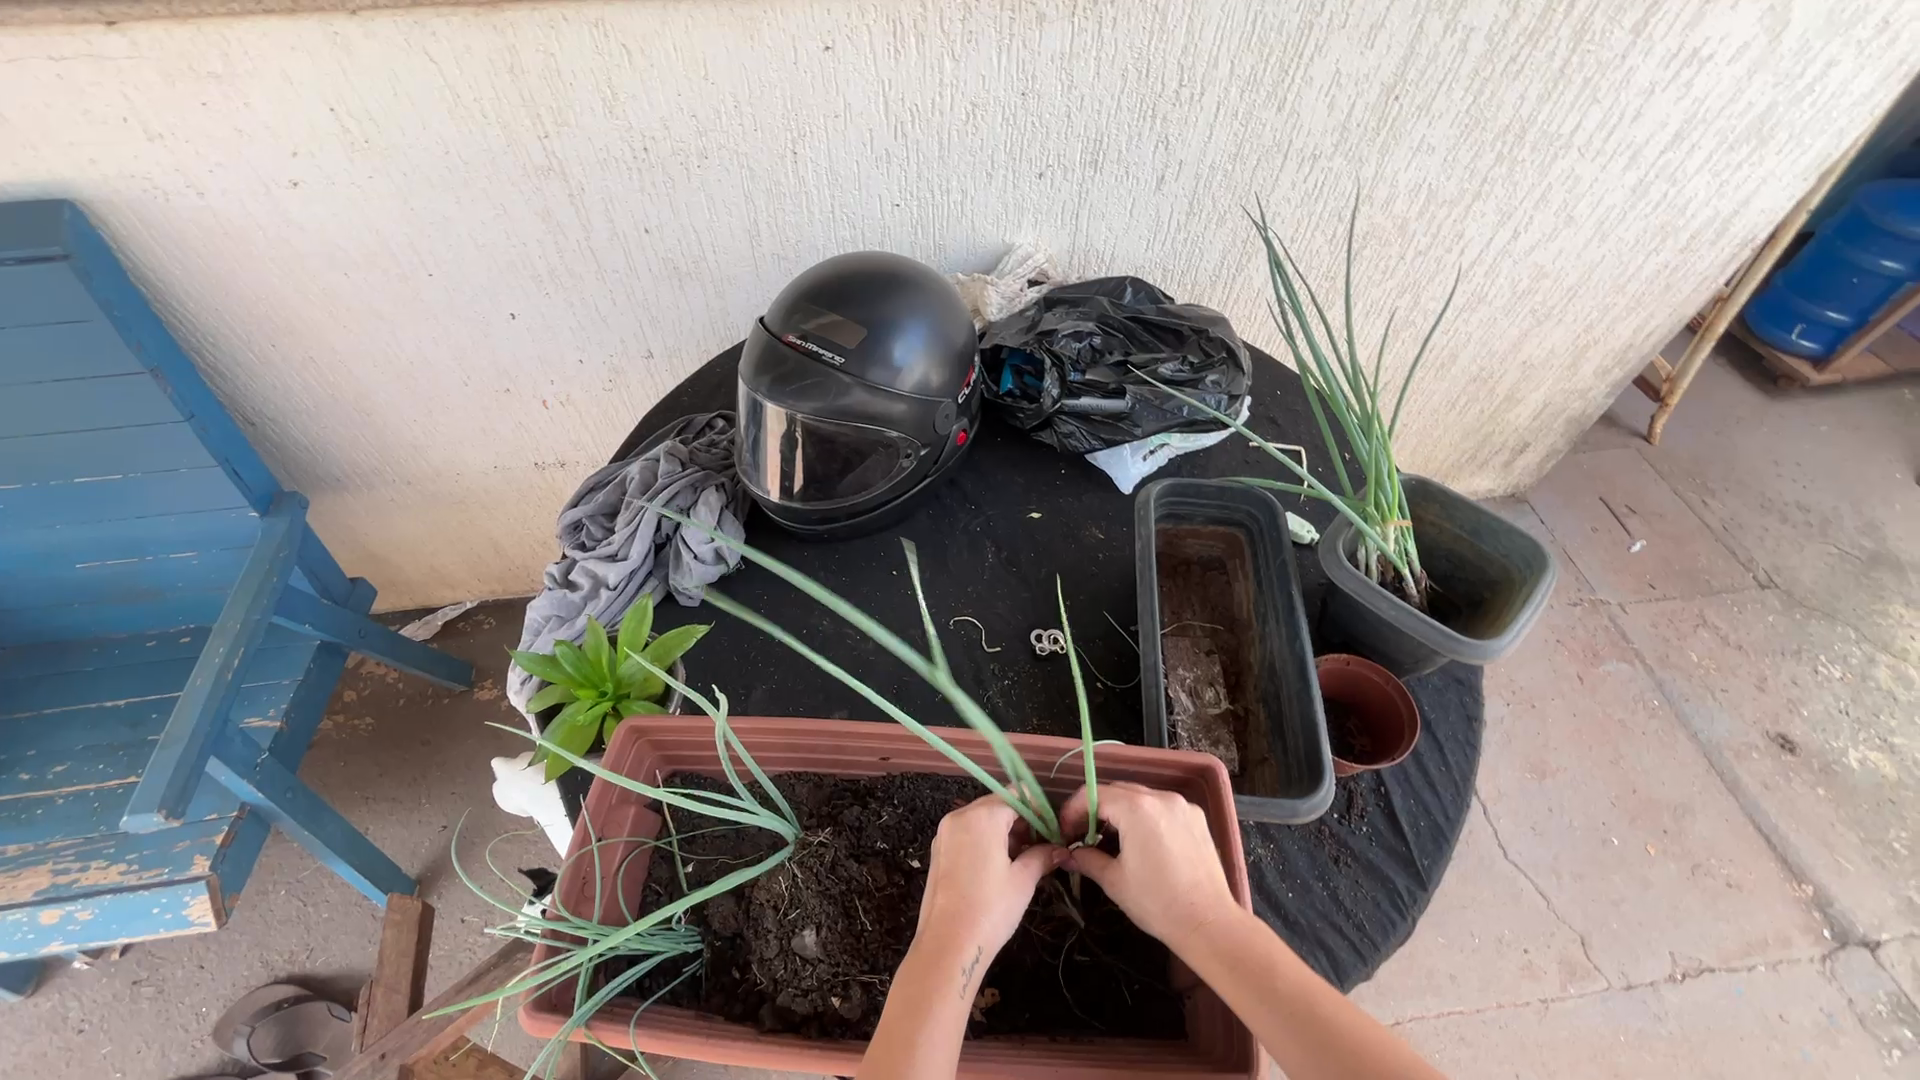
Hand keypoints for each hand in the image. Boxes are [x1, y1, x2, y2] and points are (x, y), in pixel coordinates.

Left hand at [915, 795, 1065, 957]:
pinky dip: (987, 840)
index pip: (1017, 797)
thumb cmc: (990, 909)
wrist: (947, 945)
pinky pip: (968, 833)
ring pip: (982, 819)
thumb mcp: (1023, 881)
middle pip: (998, 805)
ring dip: (1005, 831)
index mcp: (981, 816)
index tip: (1055, 829)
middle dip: (1022, 821)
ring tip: (1026, 857)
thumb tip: (1059, 849)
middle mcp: (959, 816)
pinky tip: (1002, 864)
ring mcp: (945, 833)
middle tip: (1044, 845)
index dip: (1039, 810)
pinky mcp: (939, 851)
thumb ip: (1042, 856)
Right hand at [1060, 781, 1238, 948]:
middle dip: (1095, 809)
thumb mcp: (1114, 881)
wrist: (1209, 924)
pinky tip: (1141, 842)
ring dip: (1120, 811)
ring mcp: (1182, 806)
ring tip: (1110, 839)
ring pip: (1140, 796)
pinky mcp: (1197, 818)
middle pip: (1117, 791)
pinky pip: (1161, 807)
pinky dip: (1145, 816)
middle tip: (1083, 835)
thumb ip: (1087, 859)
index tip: (1065, 832)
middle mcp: (1160, 797)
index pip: (1092, 795)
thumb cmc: (1157, 903)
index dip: (1073, 810)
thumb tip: (1068, 855)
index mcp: (1136, 809)